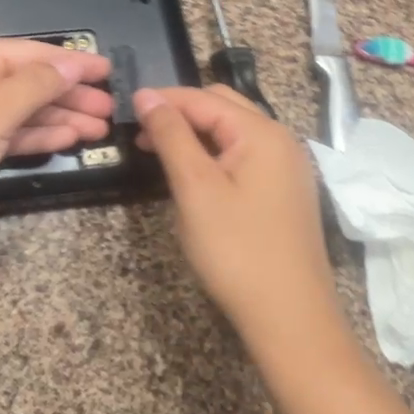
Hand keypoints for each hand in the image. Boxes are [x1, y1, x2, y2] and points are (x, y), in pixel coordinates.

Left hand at [0, 39, 113, 241]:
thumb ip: (35, 85)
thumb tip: (67, 62)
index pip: (32, 53)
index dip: (72, 61)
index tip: (108, 70)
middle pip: (28, 81)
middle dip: (69, 94)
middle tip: (110, 110)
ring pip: (20, 109)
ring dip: (58, 117)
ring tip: (98, 129)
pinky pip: (5, 132)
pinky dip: (34, 135)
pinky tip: (64, 140)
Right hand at [134, 85, 337, 336]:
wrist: (290, 318)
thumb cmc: (236, 249)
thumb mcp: (195, 187)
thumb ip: (170, 134)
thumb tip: (146, 95)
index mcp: (261, 132)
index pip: (202, 98)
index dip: (161, 100)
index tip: (124, 111)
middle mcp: (280, 140)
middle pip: (221, 106)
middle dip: (179, 112)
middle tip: (141, 134)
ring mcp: (286, 168)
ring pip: (231, 131)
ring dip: (194, 134)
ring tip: (158, 153)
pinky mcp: (284, 193)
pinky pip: (243, 155)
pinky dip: (212, 154)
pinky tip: (192, 176)